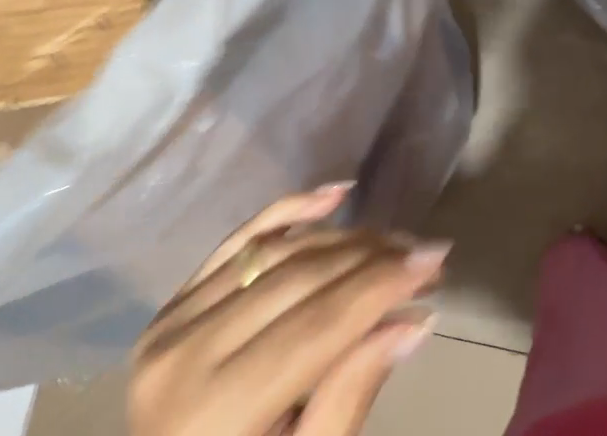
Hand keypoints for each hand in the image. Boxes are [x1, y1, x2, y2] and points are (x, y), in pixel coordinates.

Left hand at [130, 184, 447, 435]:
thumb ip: (349, 397)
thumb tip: (412, 320)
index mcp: (216, 410)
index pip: (317, 325)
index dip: (380, 286)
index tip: (436, 258)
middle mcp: (185, 353)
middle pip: (298, 281)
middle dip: (372, 259)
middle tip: (427, 252)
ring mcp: (171, 323)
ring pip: (274, 254)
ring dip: (342, 238)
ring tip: (394, 240)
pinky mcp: (170, 307)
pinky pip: (233, 245)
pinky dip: (284, 213)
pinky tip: (333, 196)